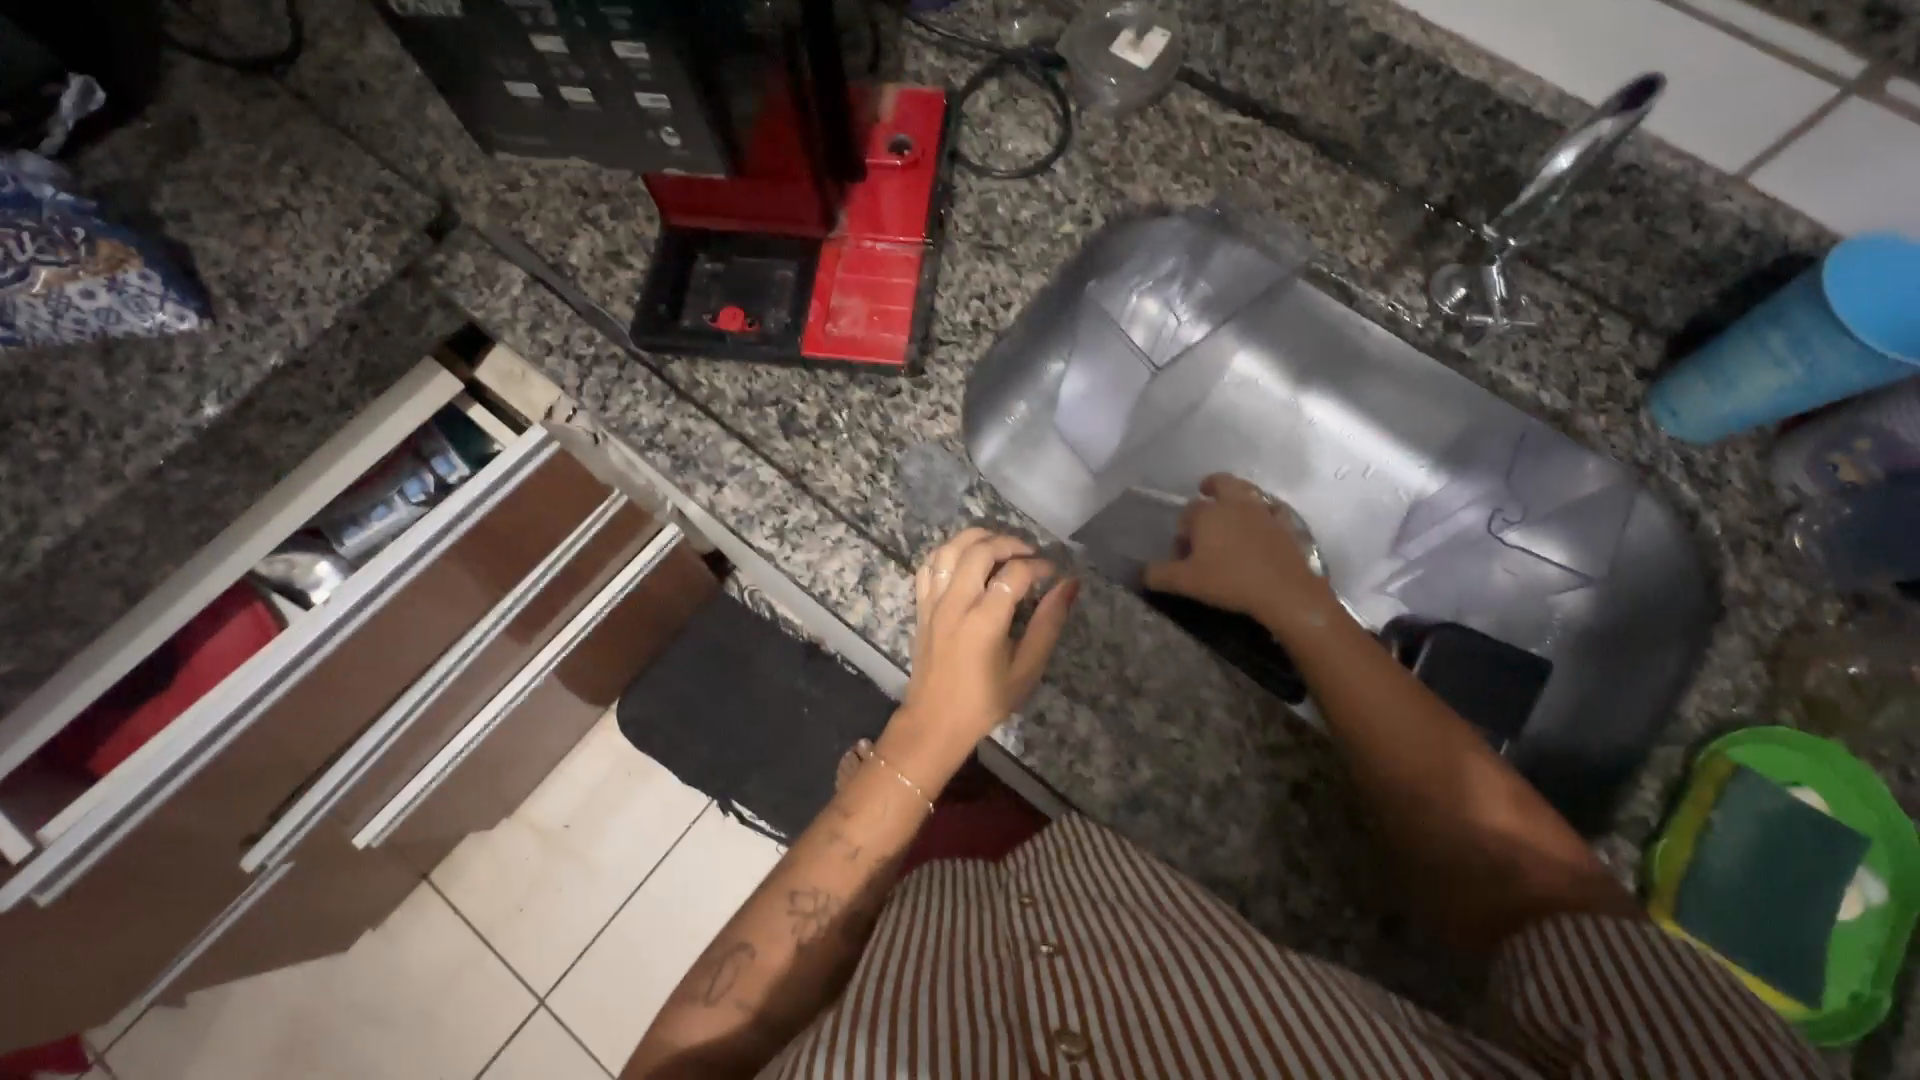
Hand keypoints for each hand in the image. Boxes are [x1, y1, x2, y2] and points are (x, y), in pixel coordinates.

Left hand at [882, 529, 1078, 790]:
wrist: (934, 722)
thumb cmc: (985, 701)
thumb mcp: (1027, 669)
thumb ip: (1048, 624)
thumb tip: (1069, 585)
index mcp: (984, 621)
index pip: (1015, 573)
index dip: (1039, 566)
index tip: (1053, 573)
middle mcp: (955, 604)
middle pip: (980, 550)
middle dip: (1009, 543)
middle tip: (1029, 554)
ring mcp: (933, 603)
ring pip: (950, 550)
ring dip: (976, 538)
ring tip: (999, 545)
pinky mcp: (920, 607)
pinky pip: (929, 566)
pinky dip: (948, 553)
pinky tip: (965, 558)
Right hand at [1142, 473, 1341, 633]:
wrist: (1284, 591)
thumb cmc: (1229, 582)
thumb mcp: (1185, 583)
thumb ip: (1159, 575)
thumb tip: (1143, 572)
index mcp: (1207, 514)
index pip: (1188, 510)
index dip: (1183, 526)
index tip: (1183, 548)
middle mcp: (1235, 504)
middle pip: (1222, 482)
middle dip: (1211, 486)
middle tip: (1206, 492)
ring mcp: (1264, 512)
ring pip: (1249, 491)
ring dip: (1239, 494)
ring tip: (1234, 507)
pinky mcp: (1286, 525)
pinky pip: (1275, 510)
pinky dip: (1267, 512)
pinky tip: (1266, 521)